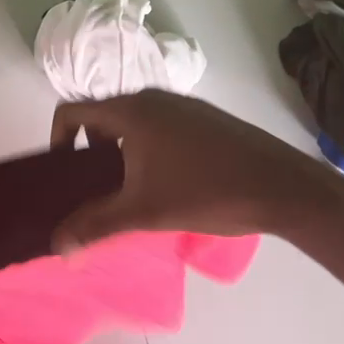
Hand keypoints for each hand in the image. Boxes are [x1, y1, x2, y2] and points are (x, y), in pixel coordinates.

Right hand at [49, 89, 343, 249]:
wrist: (286, 188)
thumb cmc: (207, 193)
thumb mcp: (144, 213)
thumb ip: (96, 226)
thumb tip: (58, 246)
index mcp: (129, 111)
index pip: (70, 111)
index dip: (57, 140)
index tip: (66, 174)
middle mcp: (151, 97)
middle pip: (101, 116)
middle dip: (91, 151)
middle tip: (99, 189)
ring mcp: (181, 104)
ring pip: (132, 121)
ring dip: (121, 151)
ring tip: (134, 190)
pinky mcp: (204, 117)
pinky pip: (158, 124)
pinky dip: (148, 147)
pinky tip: (171, 182)